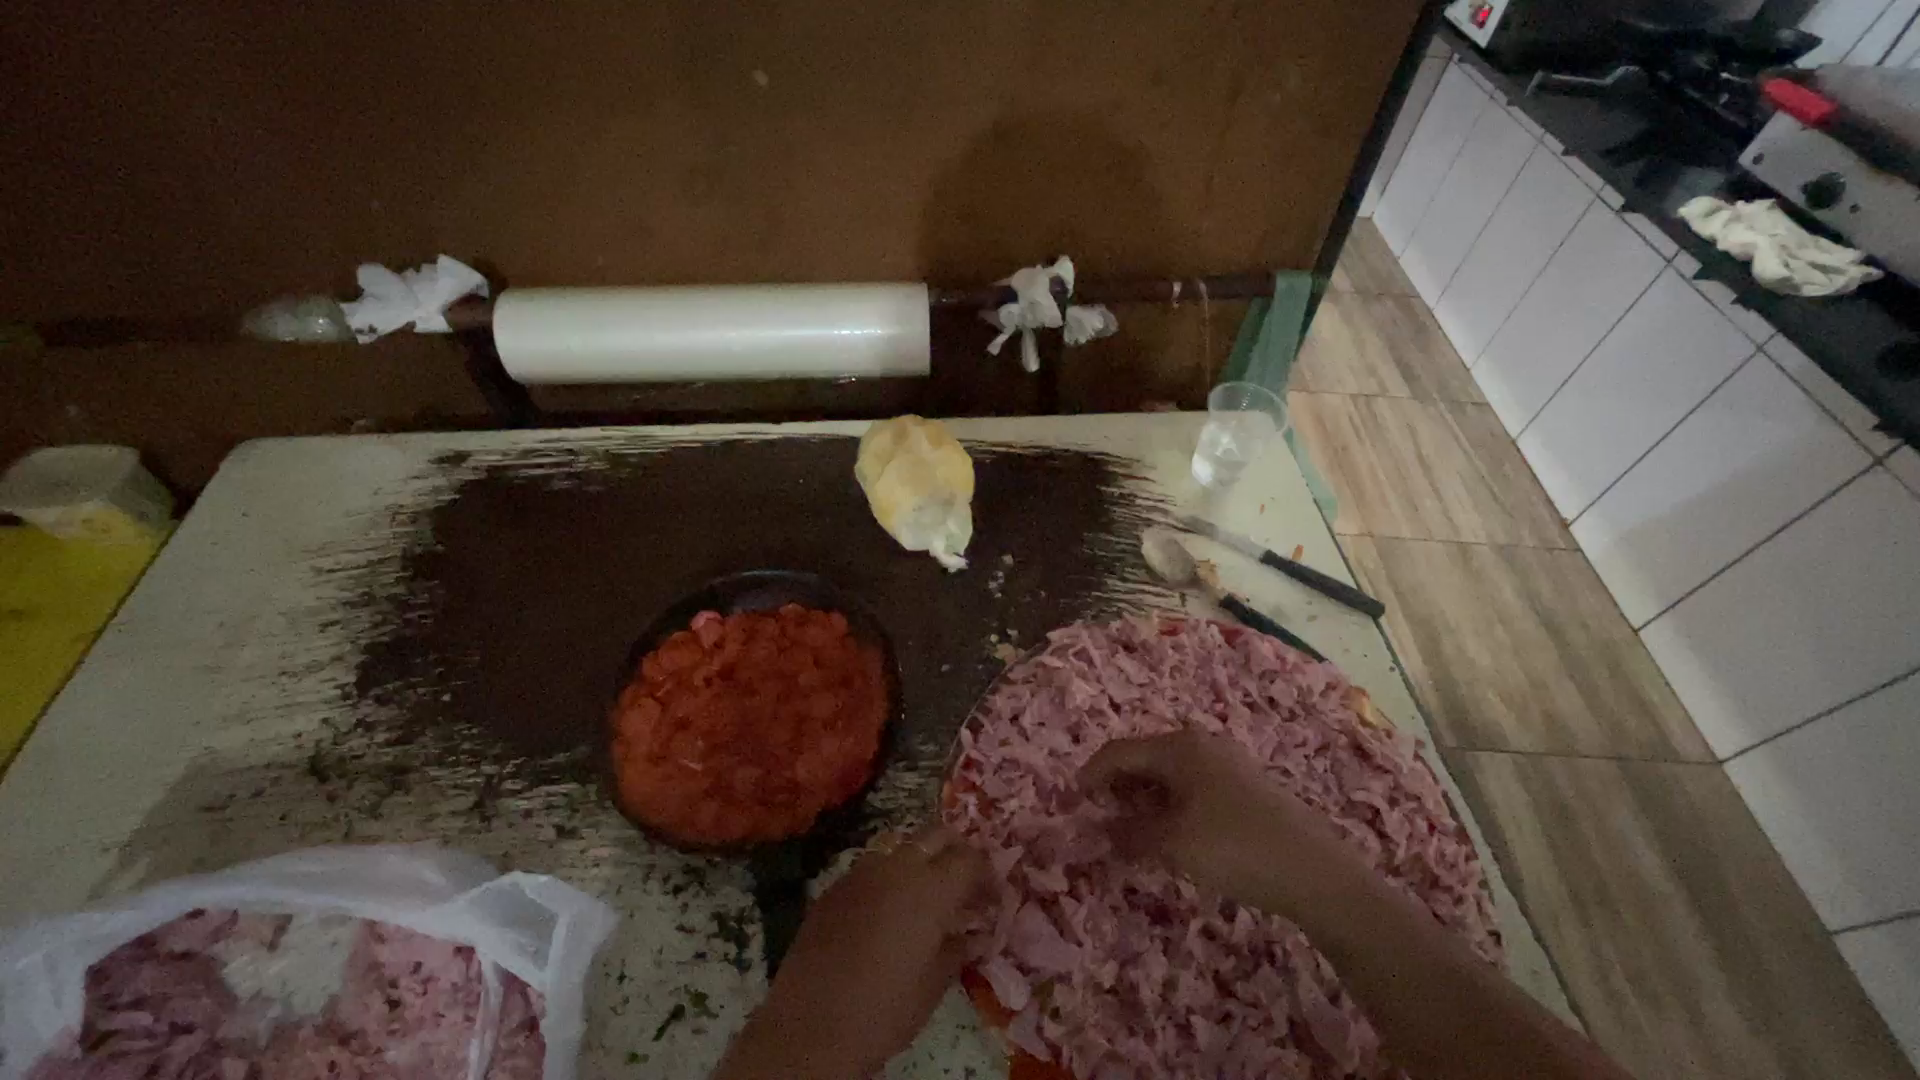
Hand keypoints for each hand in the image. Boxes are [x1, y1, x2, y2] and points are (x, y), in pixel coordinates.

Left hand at [716, 825, 990, 1079]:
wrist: (808, 1027)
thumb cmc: (883, 1010)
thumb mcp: (933, 985)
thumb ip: (957, 949)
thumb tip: (970, 934)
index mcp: (930, 888)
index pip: (970, 860)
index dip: (986, 876)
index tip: (992, 901)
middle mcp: (896, 867)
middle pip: (935, 835)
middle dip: (956, 852)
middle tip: (964, 886)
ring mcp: (861, 872)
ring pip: (900, 847)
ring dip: (920, 862)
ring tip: (925, 899)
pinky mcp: (834, 887)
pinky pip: (871, 869)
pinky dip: (889, 880)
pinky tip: (887, 914)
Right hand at [1079, 730, 1359, 912]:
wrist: (1316, 872)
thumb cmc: (1235, 847)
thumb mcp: (1172, 843)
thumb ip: (1128, 834)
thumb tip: (1097, 831)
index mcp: (1179, 747)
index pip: (1118, 752)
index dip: (1089, 776)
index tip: (1069, 804)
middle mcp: (1200, 744)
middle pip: (1143, 758)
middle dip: (1116, 788)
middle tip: (1098, 822)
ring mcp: (1226, 764)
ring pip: (1167, 774)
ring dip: (1142, 800)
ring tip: (1131, 834)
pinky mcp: (1243, 787)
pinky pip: (1190, 787)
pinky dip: (1168, 806)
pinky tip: (1170, 835)